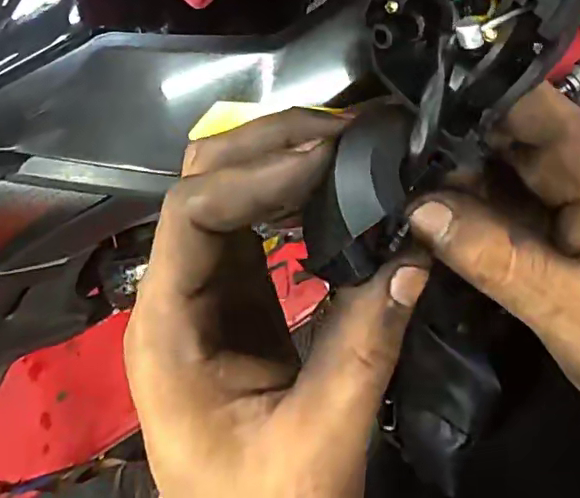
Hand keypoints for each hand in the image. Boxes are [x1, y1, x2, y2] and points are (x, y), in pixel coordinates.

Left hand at [126, 109, 430, 497]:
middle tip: (340, 132)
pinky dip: (289, 182)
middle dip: (266, 143)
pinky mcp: (235, 287)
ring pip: (224, 183)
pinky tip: (330, 177)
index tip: (326, 161)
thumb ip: (363, 351)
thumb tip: (413, 256)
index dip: (256, 176)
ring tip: (341, 141)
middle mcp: (174, 288)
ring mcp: (204, 282)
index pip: (191, 212)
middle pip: (200, 179)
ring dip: (277, 151)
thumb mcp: (316, 447)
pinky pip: (252, 212)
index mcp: (167, 326)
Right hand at [404, 83, 579, 473]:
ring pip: (500, 159)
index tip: (393, 110)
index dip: (455, 95)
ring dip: (451, 171)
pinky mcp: (572, 215)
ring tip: (390, 185)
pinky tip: (433, 215)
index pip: (515, 97)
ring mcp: (578, 188)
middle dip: (440, 137)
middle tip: (377, 158)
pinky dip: (473, 202)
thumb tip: (419, 208)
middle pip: (499, 123)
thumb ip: (498, 259)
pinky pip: (511, 192)